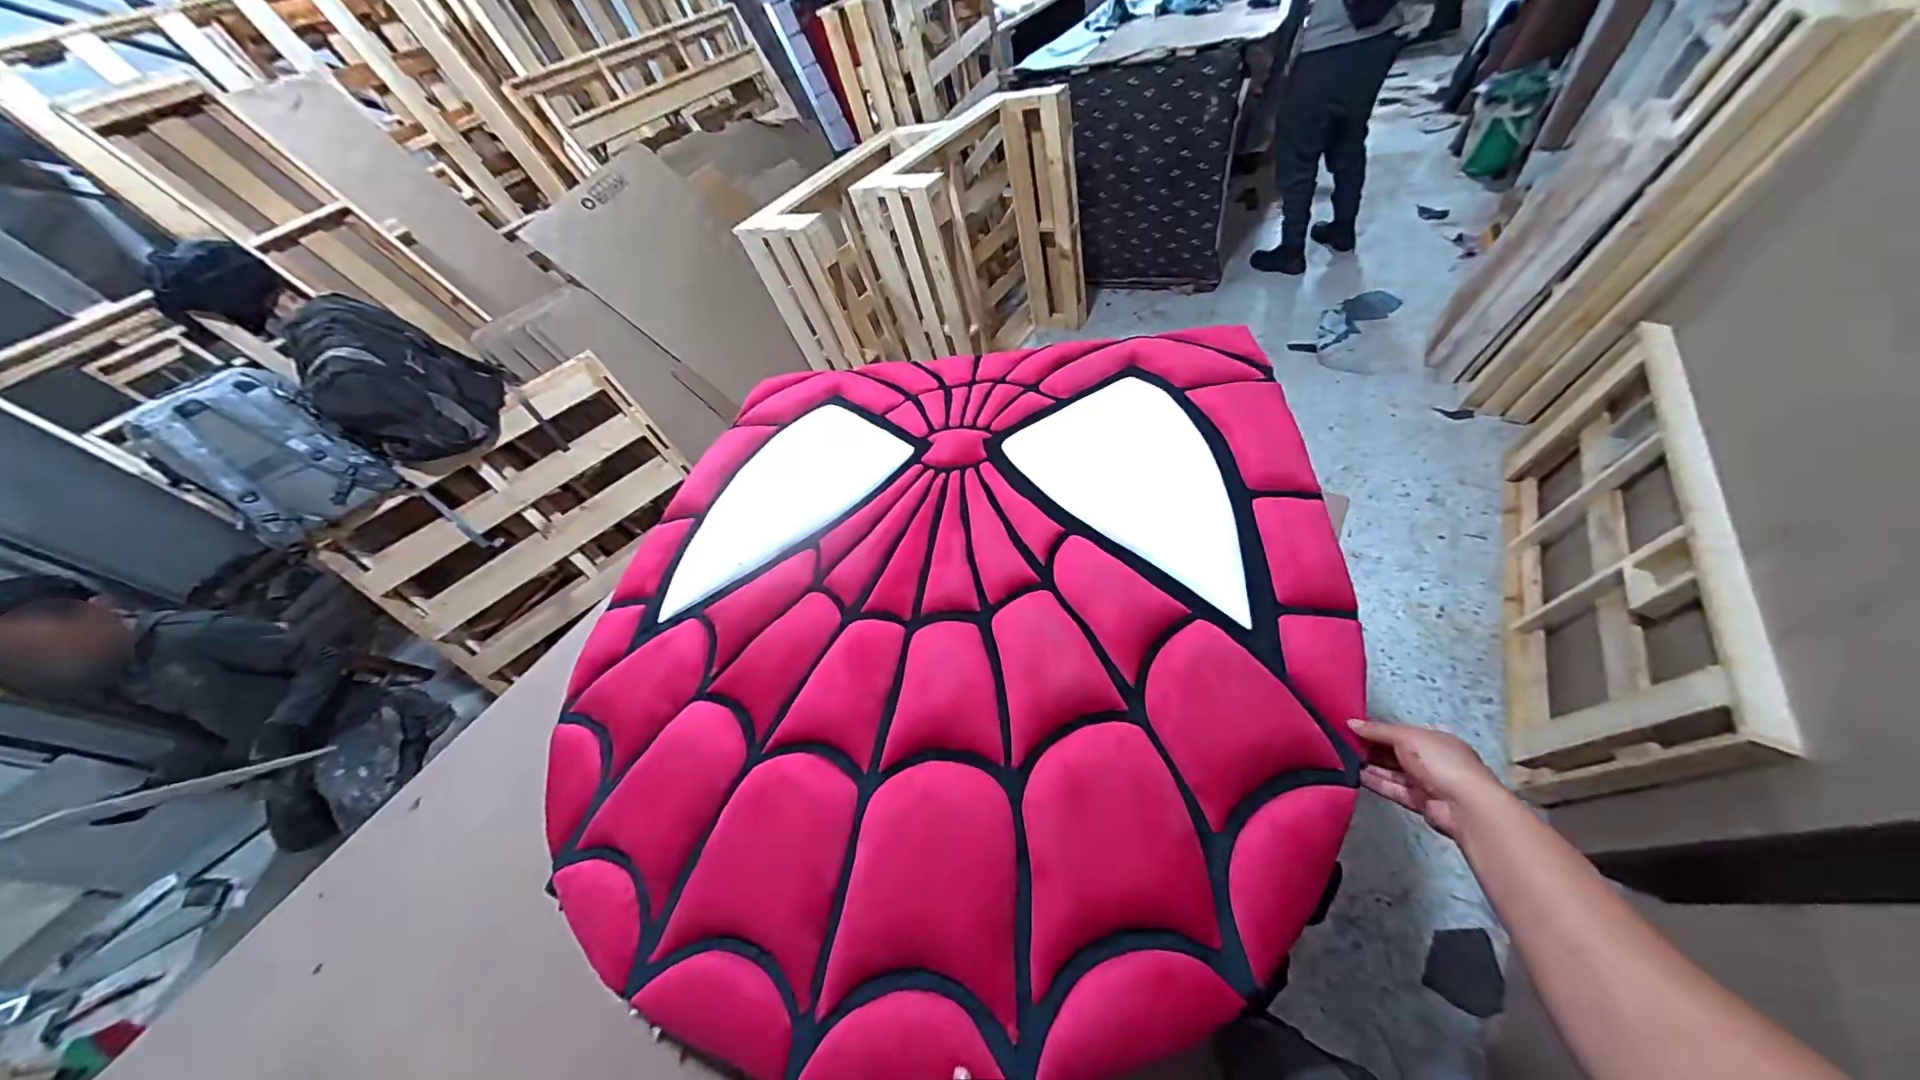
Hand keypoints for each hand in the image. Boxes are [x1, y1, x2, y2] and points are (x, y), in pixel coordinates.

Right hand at [1347, 718, 1505, 838]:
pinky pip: (1394, 789)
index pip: (1400, 732)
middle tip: (1342, 744)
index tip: (1351, 728)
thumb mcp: (1407, 737)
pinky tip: (1357, 776)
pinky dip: (1377, 782)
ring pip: (1393, 771)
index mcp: (1434, 740)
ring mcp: (1427, 782)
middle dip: (1371, 748)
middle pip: (1395, 752)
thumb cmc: (1440, 761)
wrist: (1465, 805)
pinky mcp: (1420, 802)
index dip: (1376, 730)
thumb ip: (1377, 730)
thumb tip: (1350, 722)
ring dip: (1371, 766)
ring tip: (1343, 760)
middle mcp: (1431, 760)